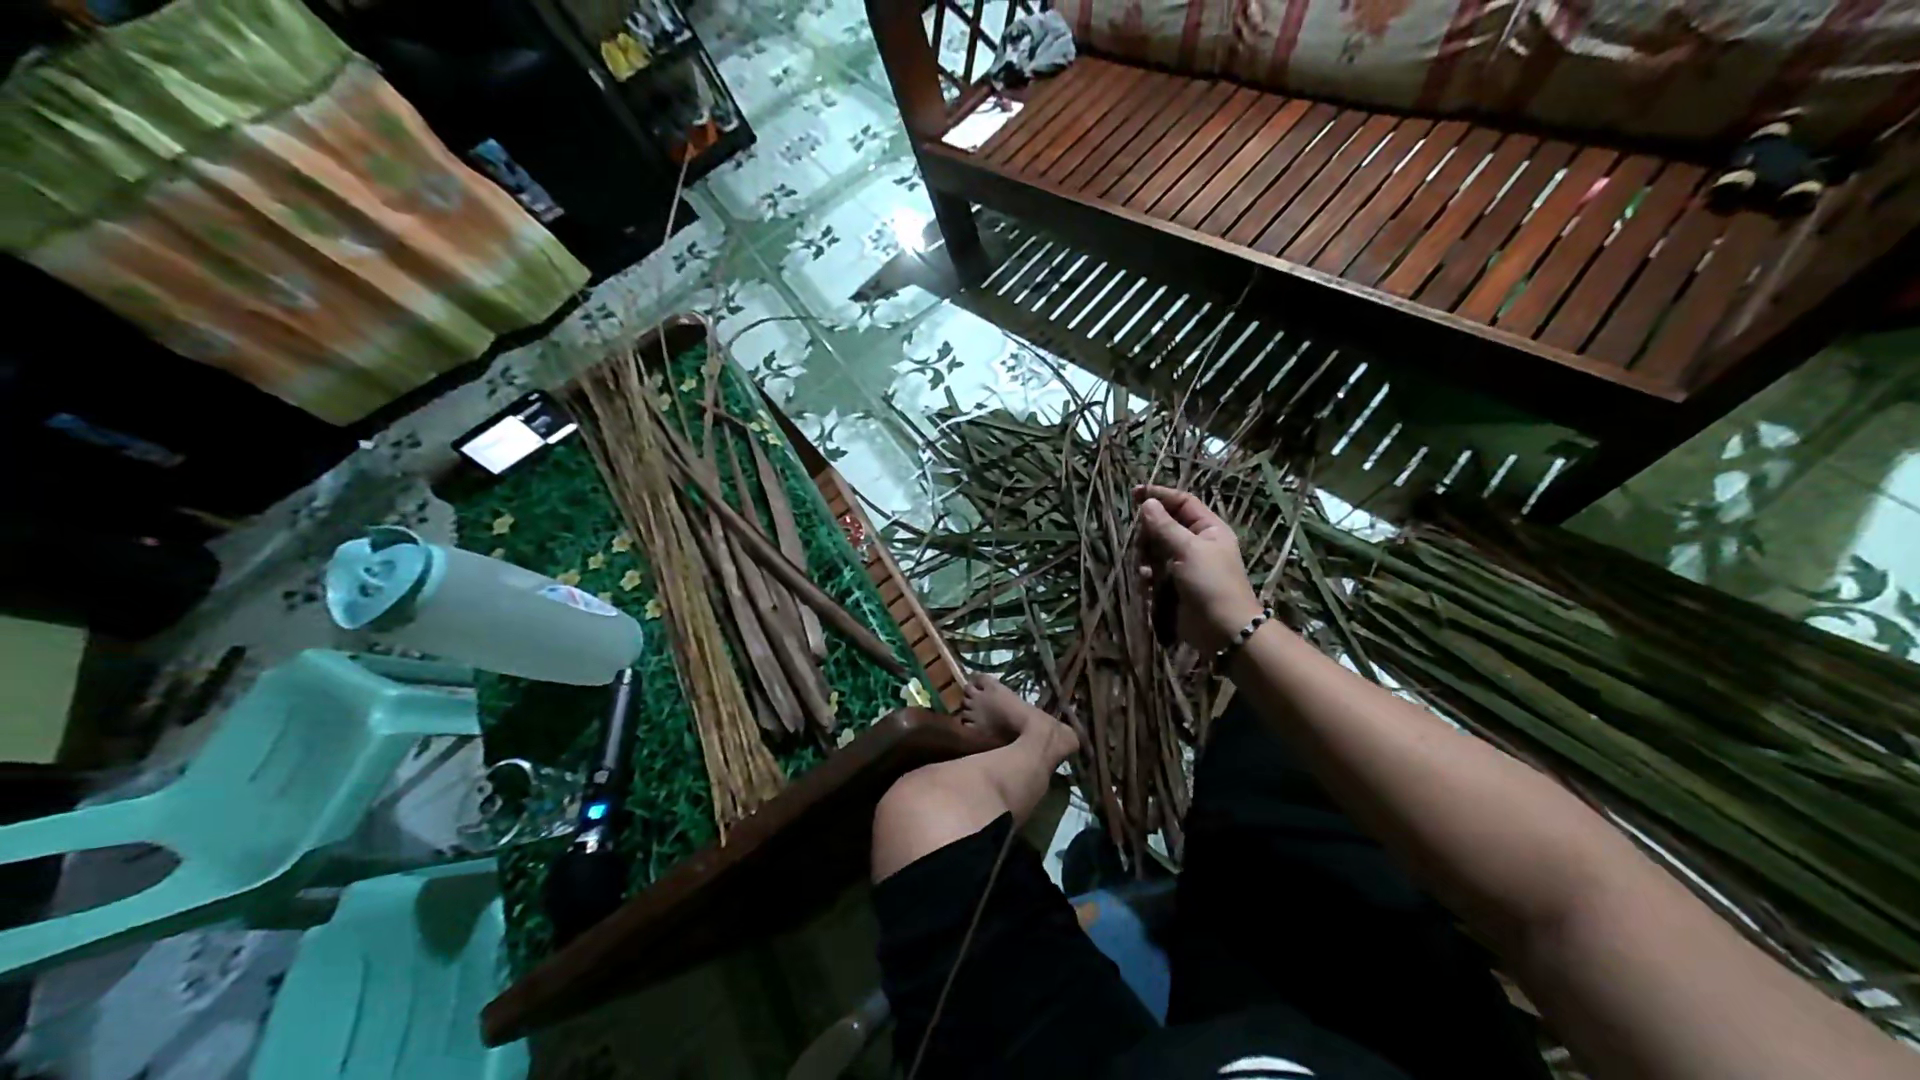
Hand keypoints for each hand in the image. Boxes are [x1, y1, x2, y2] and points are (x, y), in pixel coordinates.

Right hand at [1133, 485, 1263, 653]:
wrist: (1222, 628)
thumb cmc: (1211, 583)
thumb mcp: (1188, 549)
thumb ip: (1165, 526)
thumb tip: (1147, 503)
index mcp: (1208, 529)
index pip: (1183, 502)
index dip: (1160, 495)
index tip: (1135, 493)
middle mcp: (1197, 544)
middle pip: (1165, 526)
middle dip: (1149, 533)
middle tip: (1141, 542)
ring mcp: (1185, 566)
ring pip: (1156, 550)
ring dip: (1147, 557)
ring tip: (1147, 569)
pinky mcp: (1174, 586)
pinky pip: (1154, 573)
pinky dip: (1149, 577)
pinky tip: (1148, 584)